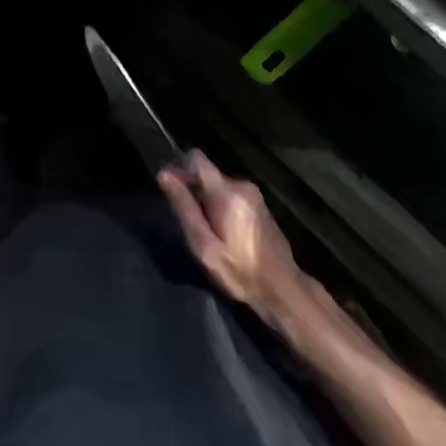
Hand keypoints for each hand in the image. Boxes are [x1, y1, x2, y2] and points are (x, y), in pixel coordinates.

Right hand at [158, 150, 304, 316]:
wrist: (281, 287)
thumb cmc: (238, 271)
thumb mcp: (204, 245)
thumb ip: (184, 207)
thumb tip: (164, 175)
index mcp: (227, 191)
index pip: (196, 158)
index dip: (179, 168)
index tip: (172, 191)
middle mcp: (242, 184)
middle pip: (207, 174)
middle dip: (193, 191)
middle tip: (190, 224)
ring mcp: (253, 193)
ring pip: (218, 186)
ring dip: (207, 201)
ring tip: (206, 233)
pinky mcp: (259, 203)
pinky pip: (231, 194)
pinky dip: (221, 206)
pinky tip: (223, 233)